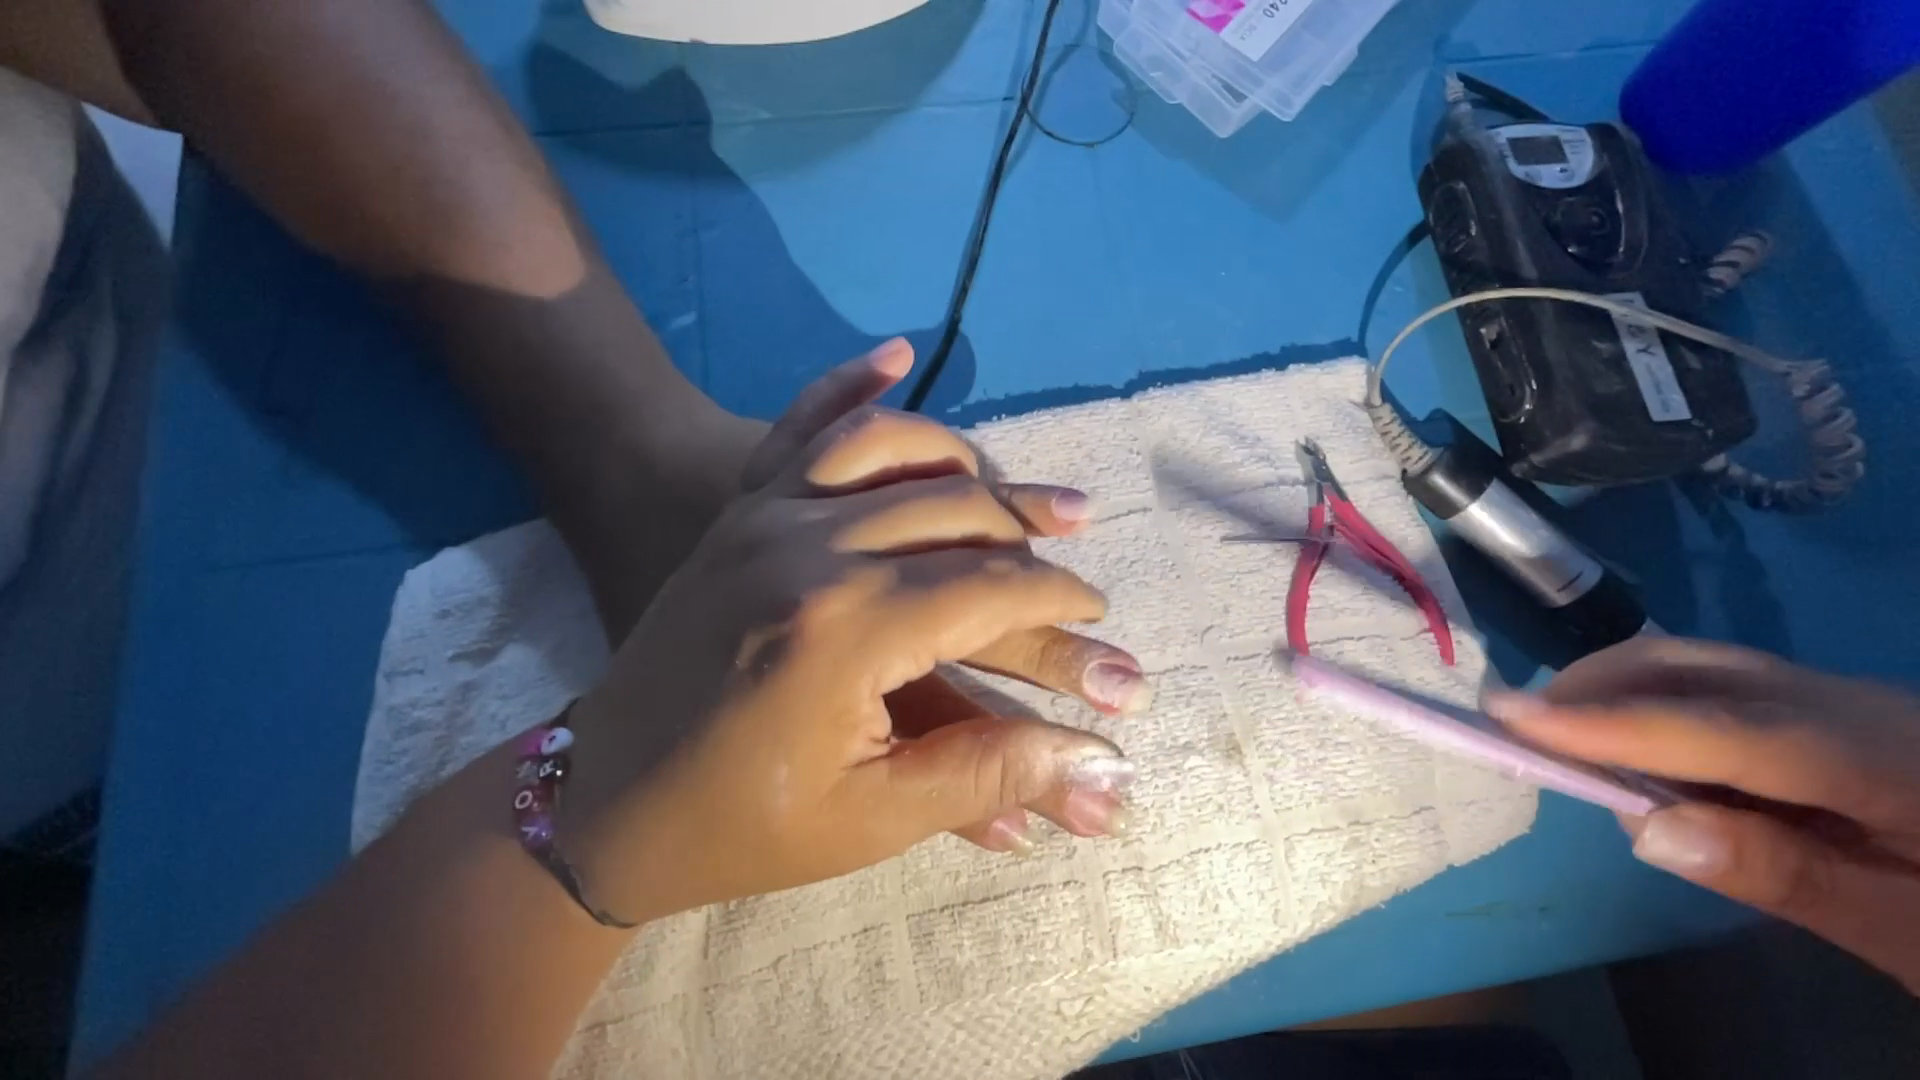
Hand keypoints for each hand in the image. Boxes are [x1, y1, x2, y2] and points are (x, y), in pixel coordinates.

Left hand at [557, 346, 1137, 920]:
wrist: (599, 797)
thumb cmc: (739, 824)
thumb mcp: (868, 820)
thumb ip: (989, 773)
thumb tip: (1106, 760)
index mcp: (847, 630)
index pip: (991, 587)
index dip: (1058, 598)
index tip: (1099, 612)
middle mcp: (811, 548)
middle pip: (957, 513)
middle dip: (1031, 534)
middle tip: (1077, 557)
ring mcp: (766, 515)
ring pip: (895, 453)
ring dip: (970, 462)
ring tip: (1021, 483)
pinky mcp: (739, 510)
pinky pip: (806, 428)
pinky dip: (854, 389)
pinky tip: (895, 353)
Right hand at [1489, 638, 1919, 993]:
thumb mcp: (1907, 934)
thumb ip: (1786, 876)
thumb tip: (1645, 830)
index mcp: (1897, 760)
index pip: (1734, 733)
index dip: (1615, 726)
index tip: (1509, 718)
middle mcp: (1859, 702)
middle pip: (1696, 671)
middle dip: (1594, 691)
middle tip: (1518, 728)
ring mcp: (1833, 693)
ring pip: (1691, 668)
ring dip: (1611, 698)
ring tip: (1565, 748)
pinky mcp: (1810, 701)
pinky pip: (1704, 685)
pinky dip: (1643, 708)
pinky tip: (1632, 757)